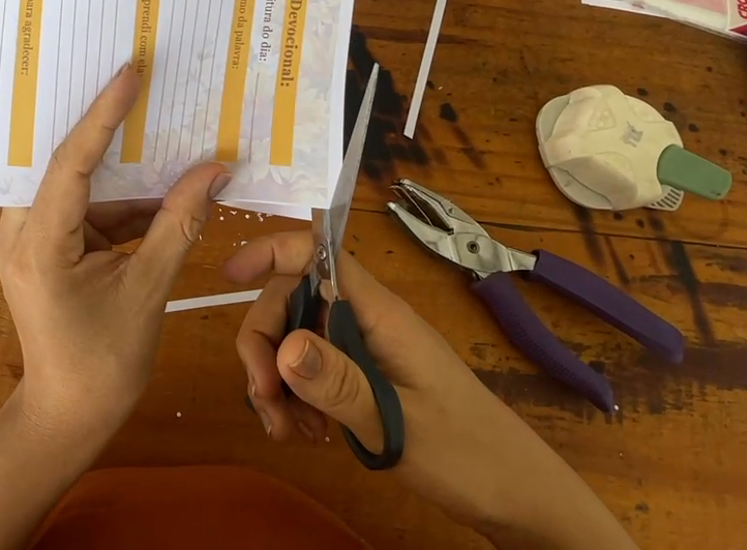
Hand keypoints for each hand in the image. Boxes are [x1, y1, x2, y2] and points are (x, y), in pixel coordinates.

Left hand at [0, 68, 230, 444]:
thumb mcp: (147, 291)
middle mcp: (21, 231)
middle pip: (65, 163)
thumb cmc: (103, 363)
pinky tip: (159, 183)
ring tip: (160, 128)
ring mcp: (31, 238)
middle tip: (135, 81)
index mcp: (37, 243)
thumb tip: (214, 172)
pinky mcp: (47, 246)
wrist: (68, 416)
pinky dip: (120, 199)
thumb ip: (178, 224)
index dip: (102, 115)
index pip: (70, 163)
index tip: (129, 74)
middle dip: (104, 126)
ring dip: (120, 167)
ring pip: (78, 184)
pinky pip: (84, 208)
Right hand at [226, 232, 635, 549]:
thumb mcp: (397, 423)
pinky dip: (296, 395)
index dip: (270, 251)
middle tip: (267, 404)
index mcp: (378, 312)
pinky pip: (311, 366)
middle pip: (291, 299)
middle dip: (265, 345)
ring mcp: (363, 345)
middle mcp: (364, 318)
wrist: (518, 495)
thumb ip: (339, 383)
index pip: (316, 252)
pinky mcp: (362, 373)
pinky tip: (306, 431)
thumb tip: (282, 346)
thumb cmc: (468, 453)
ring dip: (278, 378)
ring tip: (289, 430)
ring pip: (295, 336)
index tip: (228, 276)